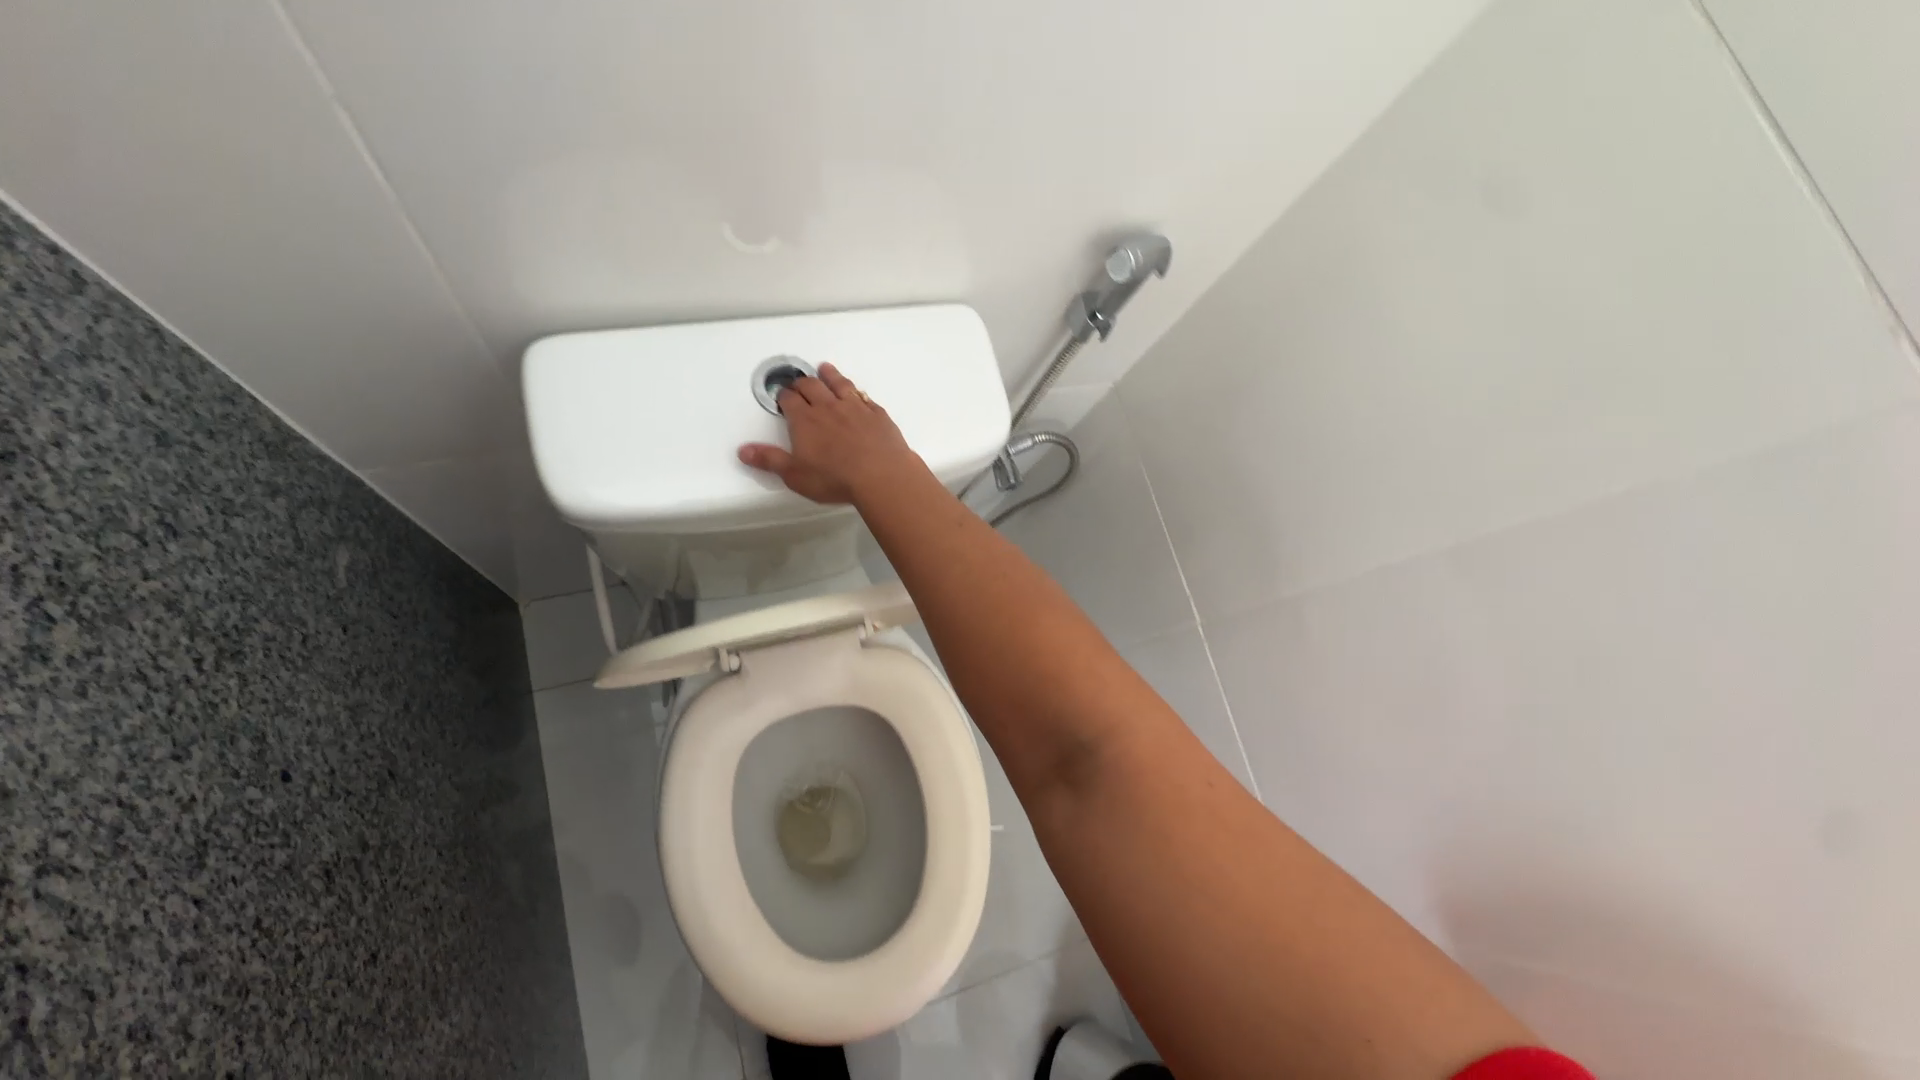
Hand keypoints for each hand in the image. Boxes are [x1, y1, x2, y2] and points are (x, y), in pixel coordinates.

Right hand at [738, 363, 925, 503]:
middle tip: (798, 383)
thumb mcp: (795, 474)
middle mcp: (828, 407)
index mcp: (805, 420)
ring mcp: (855, 408)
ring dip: (830, 375)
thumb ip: (769, 460)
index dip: (783, 396)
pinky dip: (857, 391)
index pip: (789, 400)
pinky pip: (864, 396)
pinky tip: (857, 392)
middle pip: (812, 386)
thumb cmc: (835, 478)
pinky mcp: (876, 414)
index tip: (781, 395)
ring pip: (839, 384)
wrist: (881, 476)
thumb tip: (744, 451)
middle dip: (802, 383)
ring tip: (825, 368)